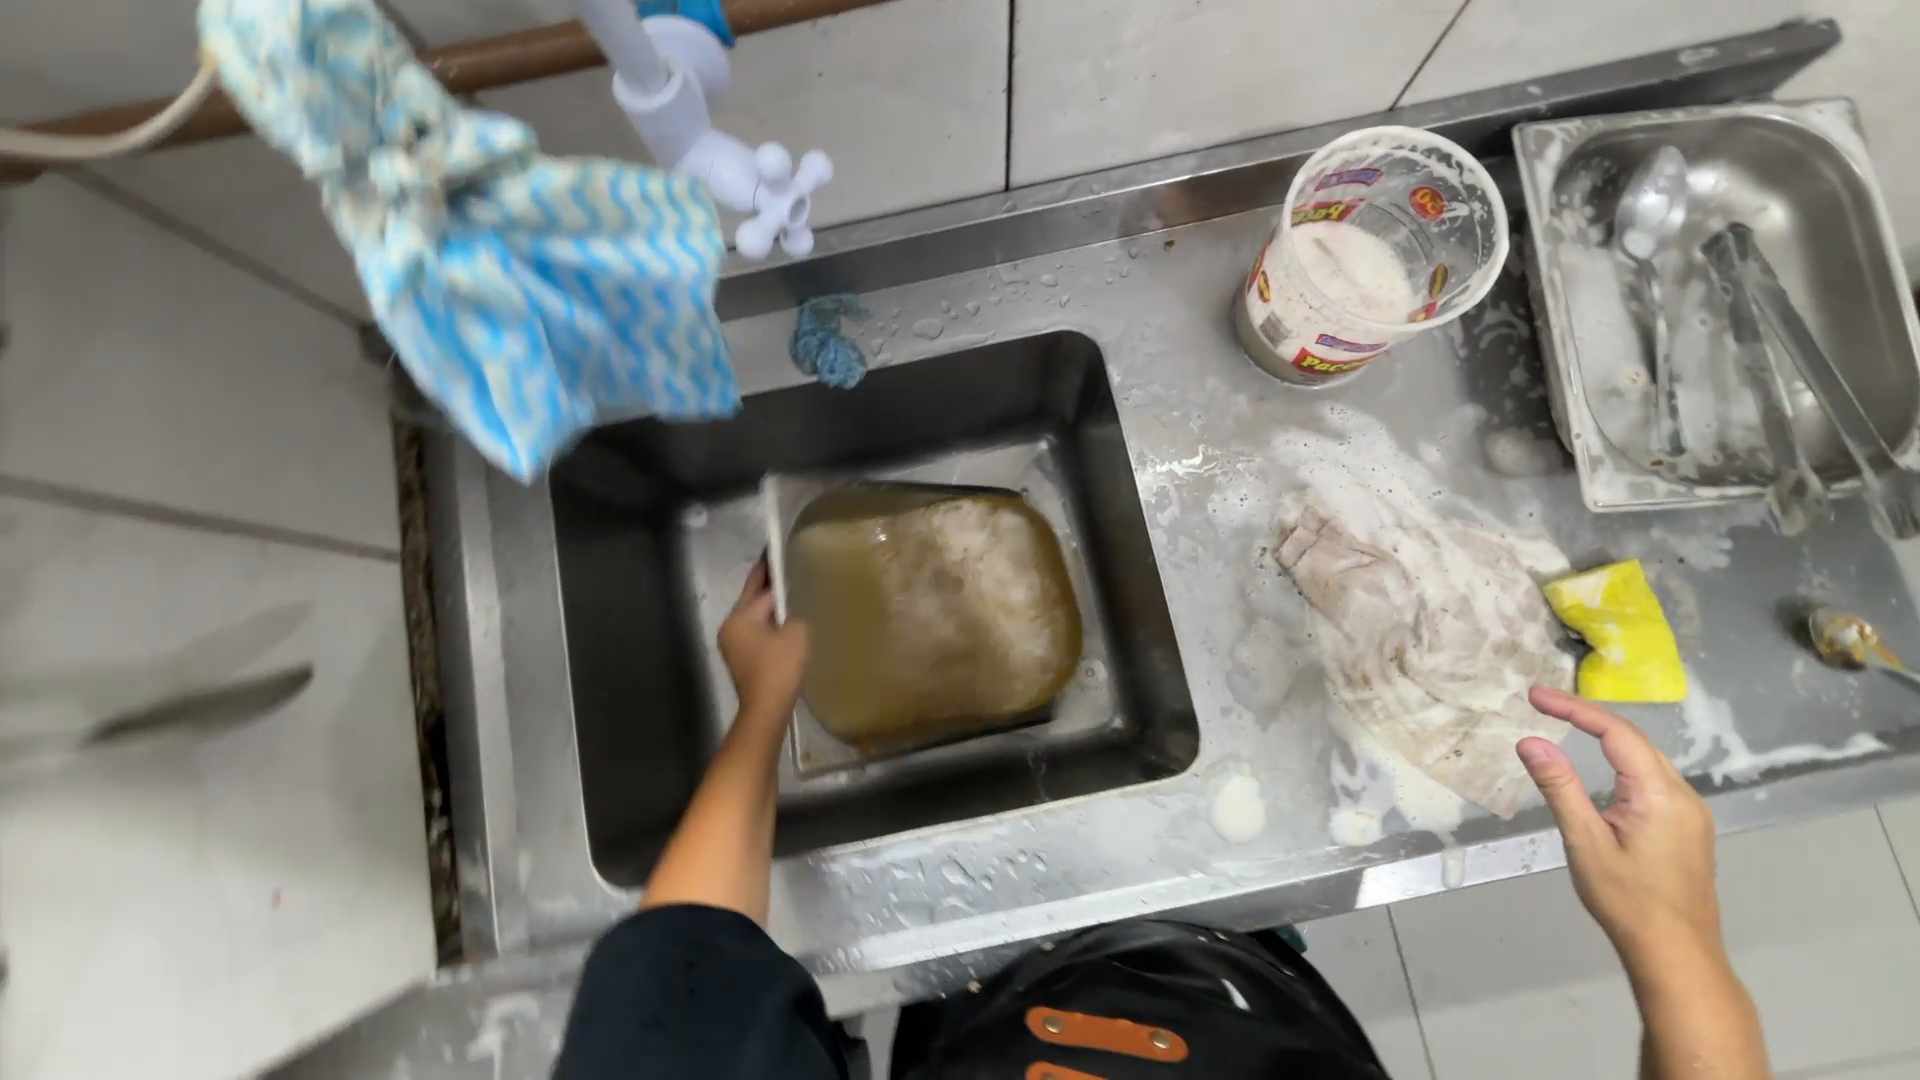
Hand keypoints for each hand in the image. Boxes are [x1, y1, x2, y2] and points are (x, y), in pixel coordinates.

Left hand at [718, 561, 808, 721]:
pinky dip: (769, 624)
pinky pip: (757, 633)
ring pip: (754, 617)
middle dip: (766, 585)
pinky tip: (785, 621)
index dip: (775, 574)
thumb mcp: (797, 632)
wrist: (767, 709)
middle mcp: (731, 628)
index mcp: (740, 618)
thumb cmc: (780, 666)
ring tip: (789, 591)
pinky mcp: (743, 660)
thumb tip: (792, 609)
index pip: (762, 590)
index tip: (781, 556)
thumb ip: (796, 613)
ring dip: (769, 607)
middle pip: (751, 601)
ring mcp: (734, 646)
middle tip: (780, 565)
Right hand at [1517, 686, 1721, 960]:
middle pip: (1635, 739)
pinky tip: (1598, 761)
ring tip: (1564, 721)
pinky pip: (1651, 775)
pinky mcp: (1684, 827)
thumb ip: (1560, 787)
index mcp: (1660, 795)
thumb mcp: (1584, 840)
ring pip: (1645, 756)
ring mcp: (1689, 812)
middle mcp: (1682, 796)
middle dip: (1588, 714)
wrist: (1675, 952)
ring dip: (1605, 734)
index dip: (1575, 709)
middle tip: (1542, 703)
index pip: (1617, 734)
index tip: (1534, 696)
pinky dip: (1619, 756)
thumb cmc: (1626, 897)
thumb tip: (1530, 741)